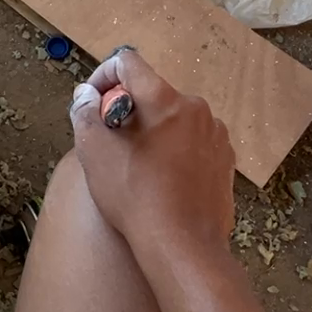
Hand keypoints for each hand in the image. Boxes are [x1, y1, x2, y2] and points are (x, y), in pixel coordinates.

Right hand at [68, 48, 236, 255]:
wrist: (184, 249)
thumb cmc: (136, 196)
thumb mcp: (95, 152)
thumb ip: (85, 113)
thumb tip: (86, 94)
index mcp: (163, 99)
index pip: (128, 62)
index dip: (103, 76)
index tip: (93, 103)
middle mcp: (194, 107)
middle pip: (150, 91)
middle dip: (126, 108)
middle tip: (111, 139)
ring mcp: (215, 133)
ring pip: (172, 115)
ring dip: (152, 127)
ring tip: (137, 161)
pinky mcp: (226, 159)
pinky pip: (192, 138)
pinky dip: (174, 146)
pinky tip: (164, 176)